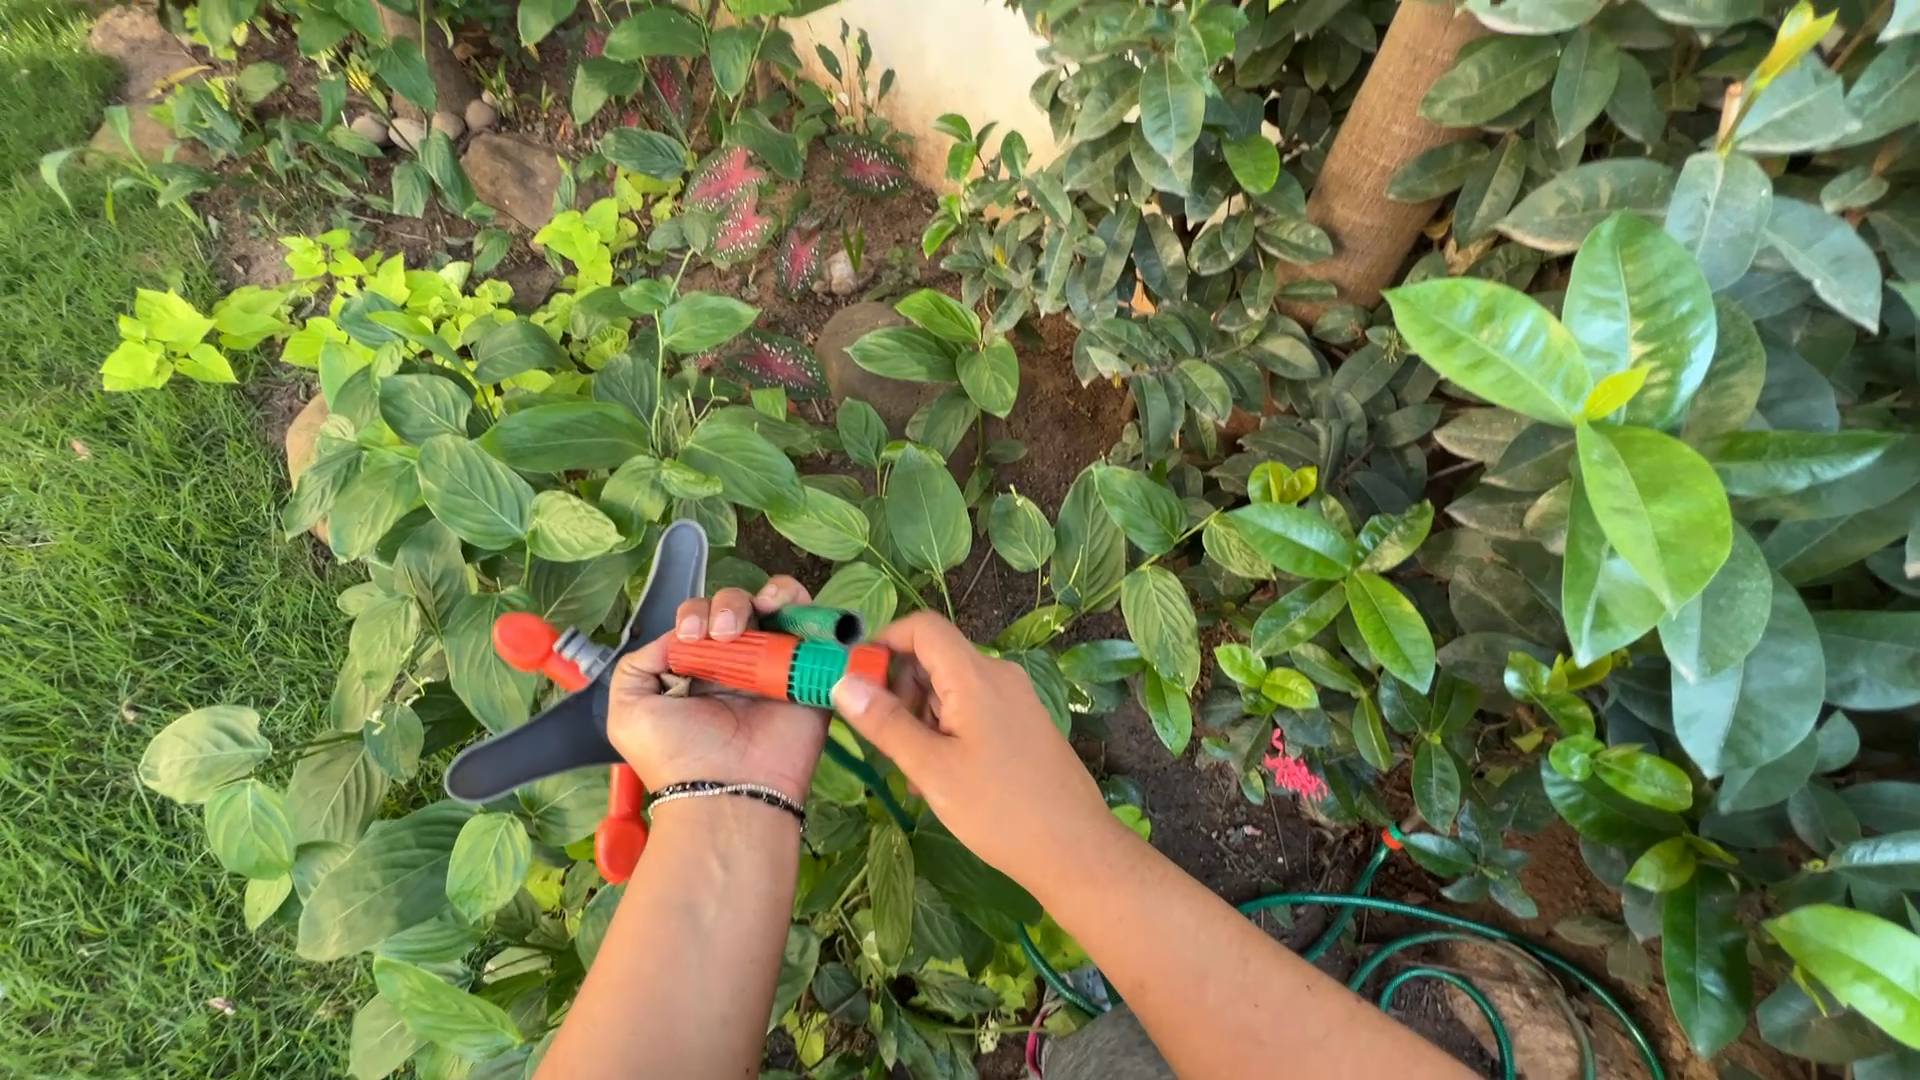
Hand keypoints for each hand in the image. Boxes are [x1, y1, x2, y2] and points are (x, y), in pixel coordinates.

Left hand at [607, 577, 827, 804]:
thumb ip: (638, 665)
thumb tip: (675, 638)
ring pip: (775, 605)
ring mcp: (776, 662)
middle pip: (736, 607)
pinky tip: (781, 610)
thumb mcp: (629, 711)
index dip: (695, 616)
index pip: (700, 620)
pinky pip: (811, 624)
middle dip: (725, 607)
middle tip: (722, 633)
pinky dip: (799, 604)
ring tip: (755, 617)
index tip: (693, 637)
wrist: (728, 790)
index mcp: (699, 668)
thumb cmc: (677, 754)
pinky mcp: (808, 668)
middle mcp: (739, 661)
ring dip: (762, 598)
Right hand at [828, 613, 1114, 884]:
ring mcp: (1015, 698)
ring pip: (951, 686)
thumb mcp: (932, 768)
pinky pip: (972, 707)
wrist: (1075, 848)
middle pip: (935, 656)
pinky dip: (946, 728)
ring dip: (921, 715)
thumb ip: (886, 722)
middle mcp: (998, 674)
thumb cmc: (999, 809)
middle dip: (900, 688)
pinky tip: (940, 774)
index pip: (923, 627)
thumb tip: (843, 682)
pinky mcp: (1022, 721)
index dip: (884, 642)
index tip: (856, 680)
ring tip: (912, 770)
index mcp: (976, 675)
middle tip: (884, 738)